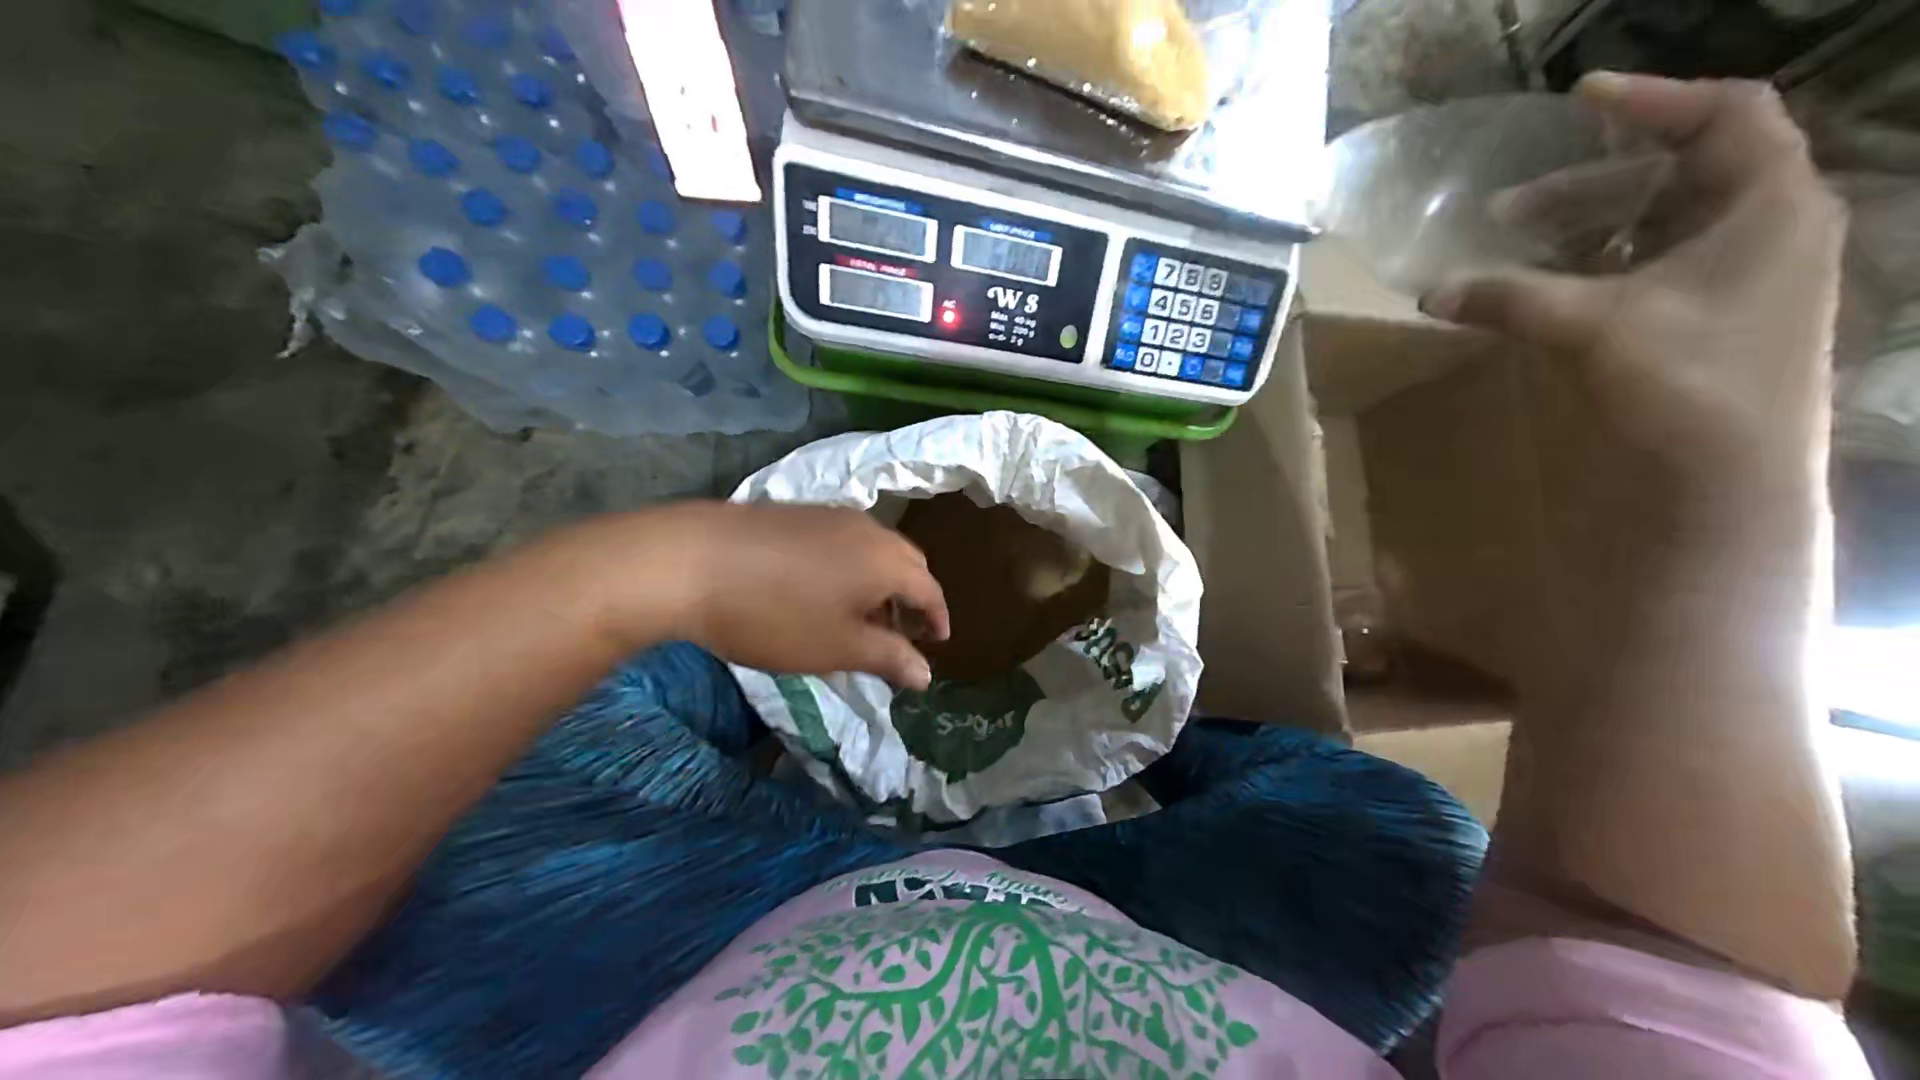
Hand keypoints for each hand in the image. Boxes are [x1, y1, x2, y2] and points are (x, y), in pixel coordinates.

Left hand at [575, 501, 949, 688]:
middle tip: (900, 631)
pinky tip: (823, 589)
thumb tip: (926, 674)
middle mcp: (868, 530)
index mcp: (887, 562)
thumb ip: (888, 658)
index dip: (937, 619)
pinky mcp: (797, 512)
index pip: (930, 590)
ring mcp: (831, 515)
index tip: (936, 643)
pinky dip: (852, 565)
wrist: (692, 561)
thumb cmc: (775, 615)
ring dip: (881, 580)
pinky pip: (844, 540)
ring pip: (874, 548)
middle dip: (912, 597)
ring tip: (861, 614)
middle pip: (908, 562)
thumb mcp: (837, 647)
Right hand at [1421, 74, 1844, 513]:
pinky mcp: (1706, 318)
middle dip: (1586, 183)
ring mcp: (1736, 277)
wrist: (1727, 477)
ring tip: (1513, 245)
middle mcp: (1763, 228)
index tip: (1578, 99)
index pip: (1726, 114)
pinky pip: (1644, 268)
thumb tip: (1430, 291)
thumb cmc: (1687, 383)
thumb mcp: (1594, 328)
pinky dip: (1591, 267)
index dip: (1653, 98)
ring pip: (1655, 225)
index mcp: (1768, 204)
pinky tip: (1542, 287)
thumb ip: (1510, 299)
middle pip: (1675, 174)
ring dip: (1582, 228)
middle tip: (1507, 206)